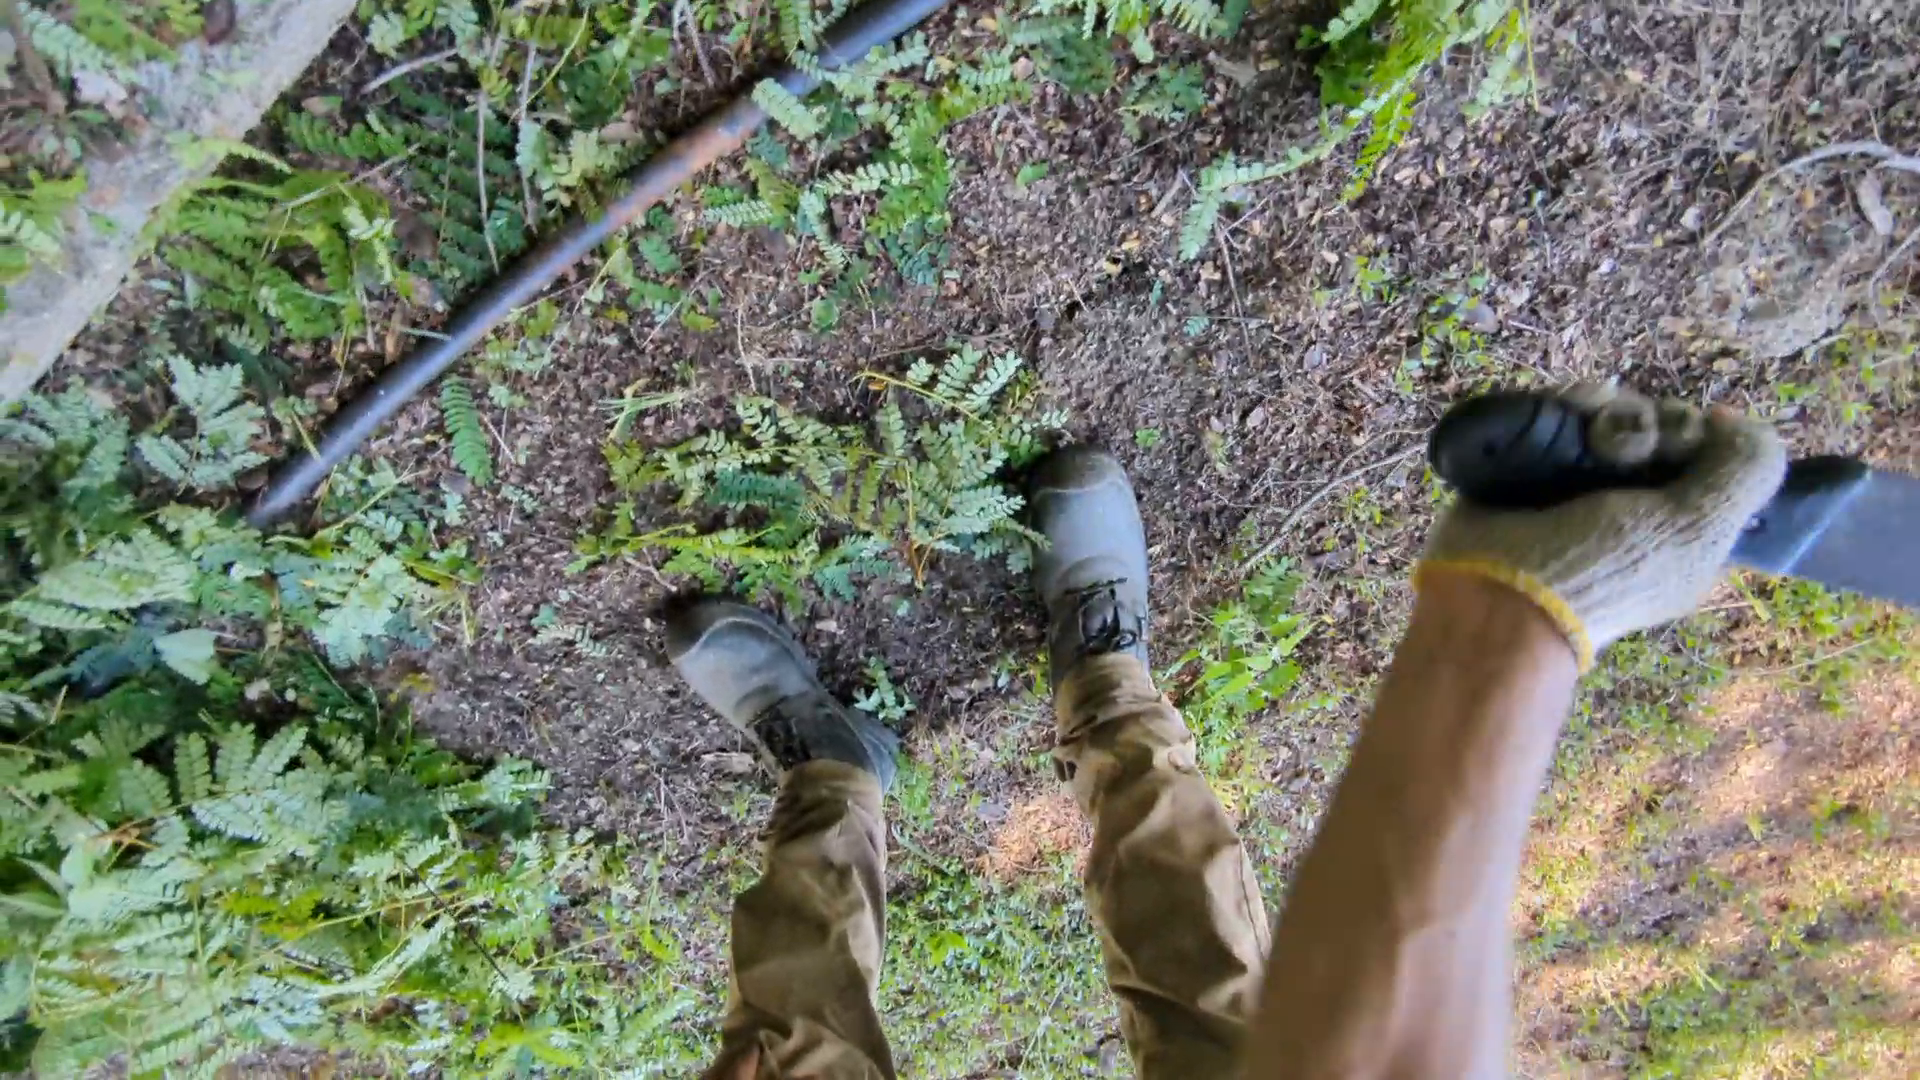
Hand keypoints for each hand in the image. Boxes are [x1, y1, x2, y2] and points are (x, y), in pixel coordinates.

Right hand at [1418, 384, 1786, 669]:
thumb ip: (1745, 467)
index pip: (1708, 460)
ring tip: (1591, 424)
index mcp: (1677, 526)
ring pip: (1604, 421)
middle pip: (1657, 433)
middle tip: (1632, 446)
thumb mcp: (1699, 527)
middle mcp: (1626, 502)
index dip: (1709, 437)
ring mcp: (1570, 484)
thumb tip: (1726, 417)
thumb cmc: (1602, 567)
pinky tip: (1562, 407)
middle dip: (1654, 423)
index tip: (1692, 439)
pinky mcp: (1520, 467)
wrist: (1496, 588)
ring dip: (1606, 410)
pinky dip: (1558, 406)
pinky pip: (1549, 420)